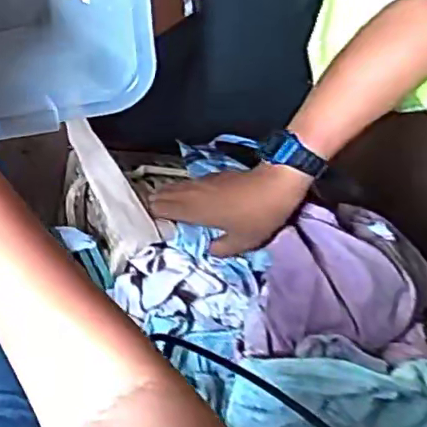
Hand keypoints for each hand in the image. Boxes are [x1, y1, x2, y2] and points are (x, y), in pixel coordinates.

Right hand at [149, 163, 312, 256]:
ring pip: (170, 187)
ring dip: (166, 195)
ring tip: (168, 204)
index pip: (158, 208)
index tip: (158, 223)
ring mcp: (196, 183)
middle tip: (159, 214)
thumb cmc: (257, 216)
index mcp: (190, 211)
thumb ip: (222, 248)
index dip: (154, 215)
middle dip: (156, 204)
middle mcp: (187, 195)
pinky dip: (180, 190)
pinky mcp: (206, 177)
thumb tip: (209, 249)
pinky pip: (184, 184)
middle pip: (160, 195)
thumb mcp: (243, 241)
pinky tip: (189, 196)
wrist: (273, 185)